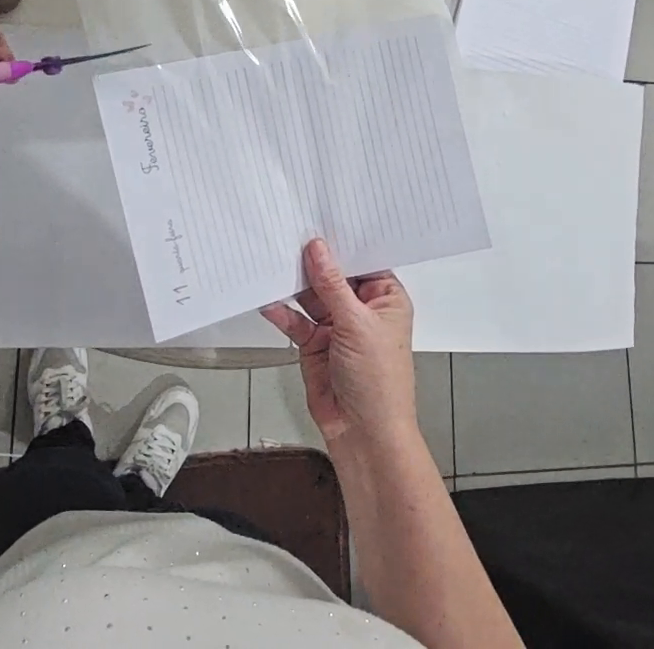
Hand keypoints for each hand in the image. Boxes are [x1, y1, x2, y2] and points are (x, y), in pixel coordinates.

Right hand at [261, 239, 418, 450]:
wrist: (364, 433)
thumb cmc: (379, 381)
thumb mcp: (357, 323)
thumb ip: (332, 285)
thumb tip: (318, 248)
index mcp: (386, 298)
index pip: (361, 261)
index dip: (341, 244)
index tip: (318, 221)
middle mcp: (362, 309)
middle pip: (333, 276)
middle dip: (312, 261)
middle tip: (288, 234)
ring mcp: (337, 326)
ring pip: (311, 296)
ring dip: (294, 284)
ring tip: (272, 261)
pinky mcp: (314, 344)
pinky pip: (295, 321)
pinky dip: (282, 311)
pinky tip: (267, 299)